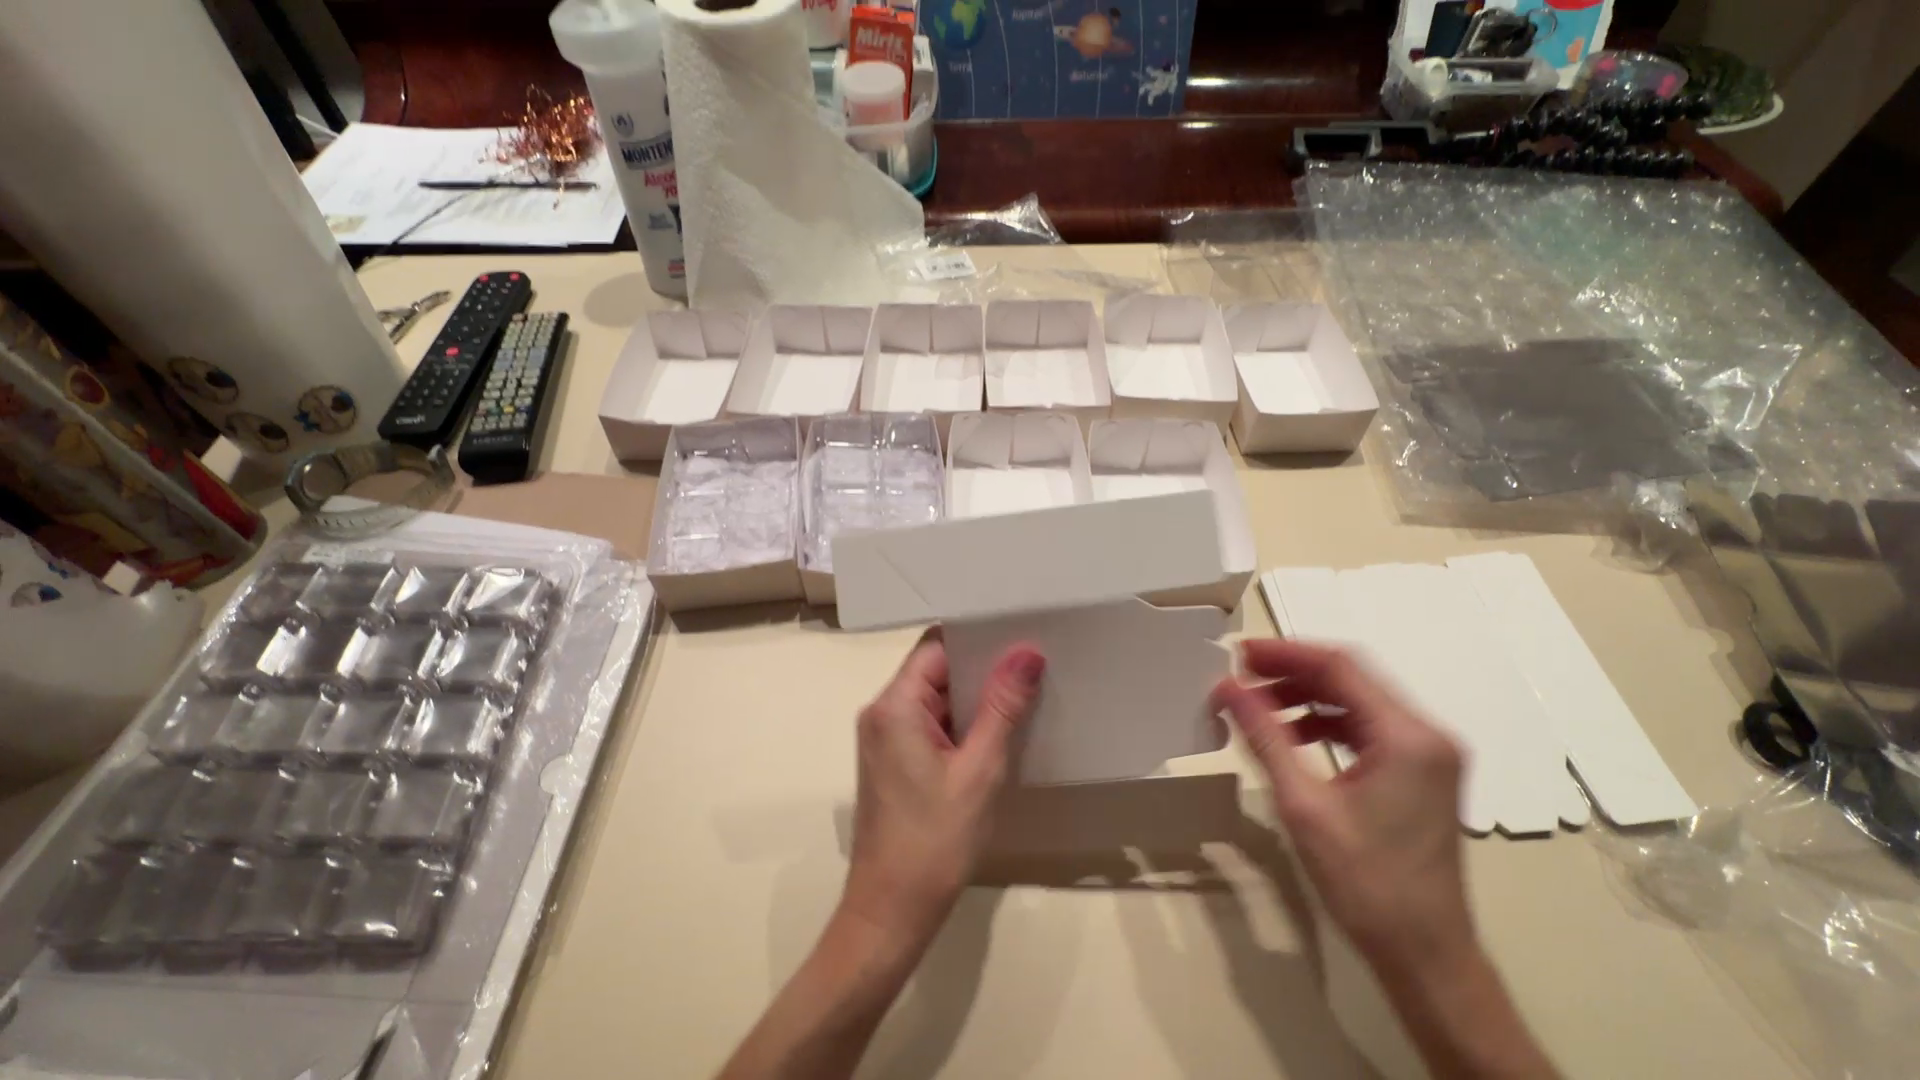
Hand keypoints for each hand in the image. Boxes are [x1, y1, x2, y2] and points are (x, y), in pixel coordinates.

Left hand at [841, 633, 1044, 944]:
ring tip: (1026, 692)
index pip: (936, 648)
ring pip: (935, 700)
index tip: (1021, 633)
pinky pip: (930, 726)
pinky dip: (962, 725)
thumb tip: (1027, 653)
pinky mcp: (893, 763)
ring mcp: (884, 740)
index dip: (977, 638)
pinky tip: (1000, 731)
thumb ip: (1002, 708)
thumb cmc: (935, 840)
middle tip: (1035, 662)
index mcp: (893, 706)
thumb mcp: (979, 770)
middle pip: (935, 671)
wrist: (892, 910)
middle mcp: (881, 714)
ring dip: (975, 700)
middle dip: (982, 668)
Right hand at [1212, 640, 1473, 977]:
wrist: (1424, 953)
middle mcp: (1428, 734)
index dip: (1286, 654)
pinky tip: (1292, 738)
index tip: (1239, 655)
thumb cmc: (1365, 882)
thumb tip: (1228, 688)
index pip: (1342, 667)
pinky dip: (1328, 725)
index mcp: (1408, 736)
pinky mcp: (1422, 775)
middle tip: (1240, 680)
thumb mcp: (1304, 806)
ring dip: (1308, 699)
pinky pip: (1370, 731)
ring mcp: (1430, 755)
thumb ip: (1266, 738)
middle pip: (1353, 680)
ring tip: (1258, 709)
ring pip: (1360, 704)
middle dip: (1293, 674)